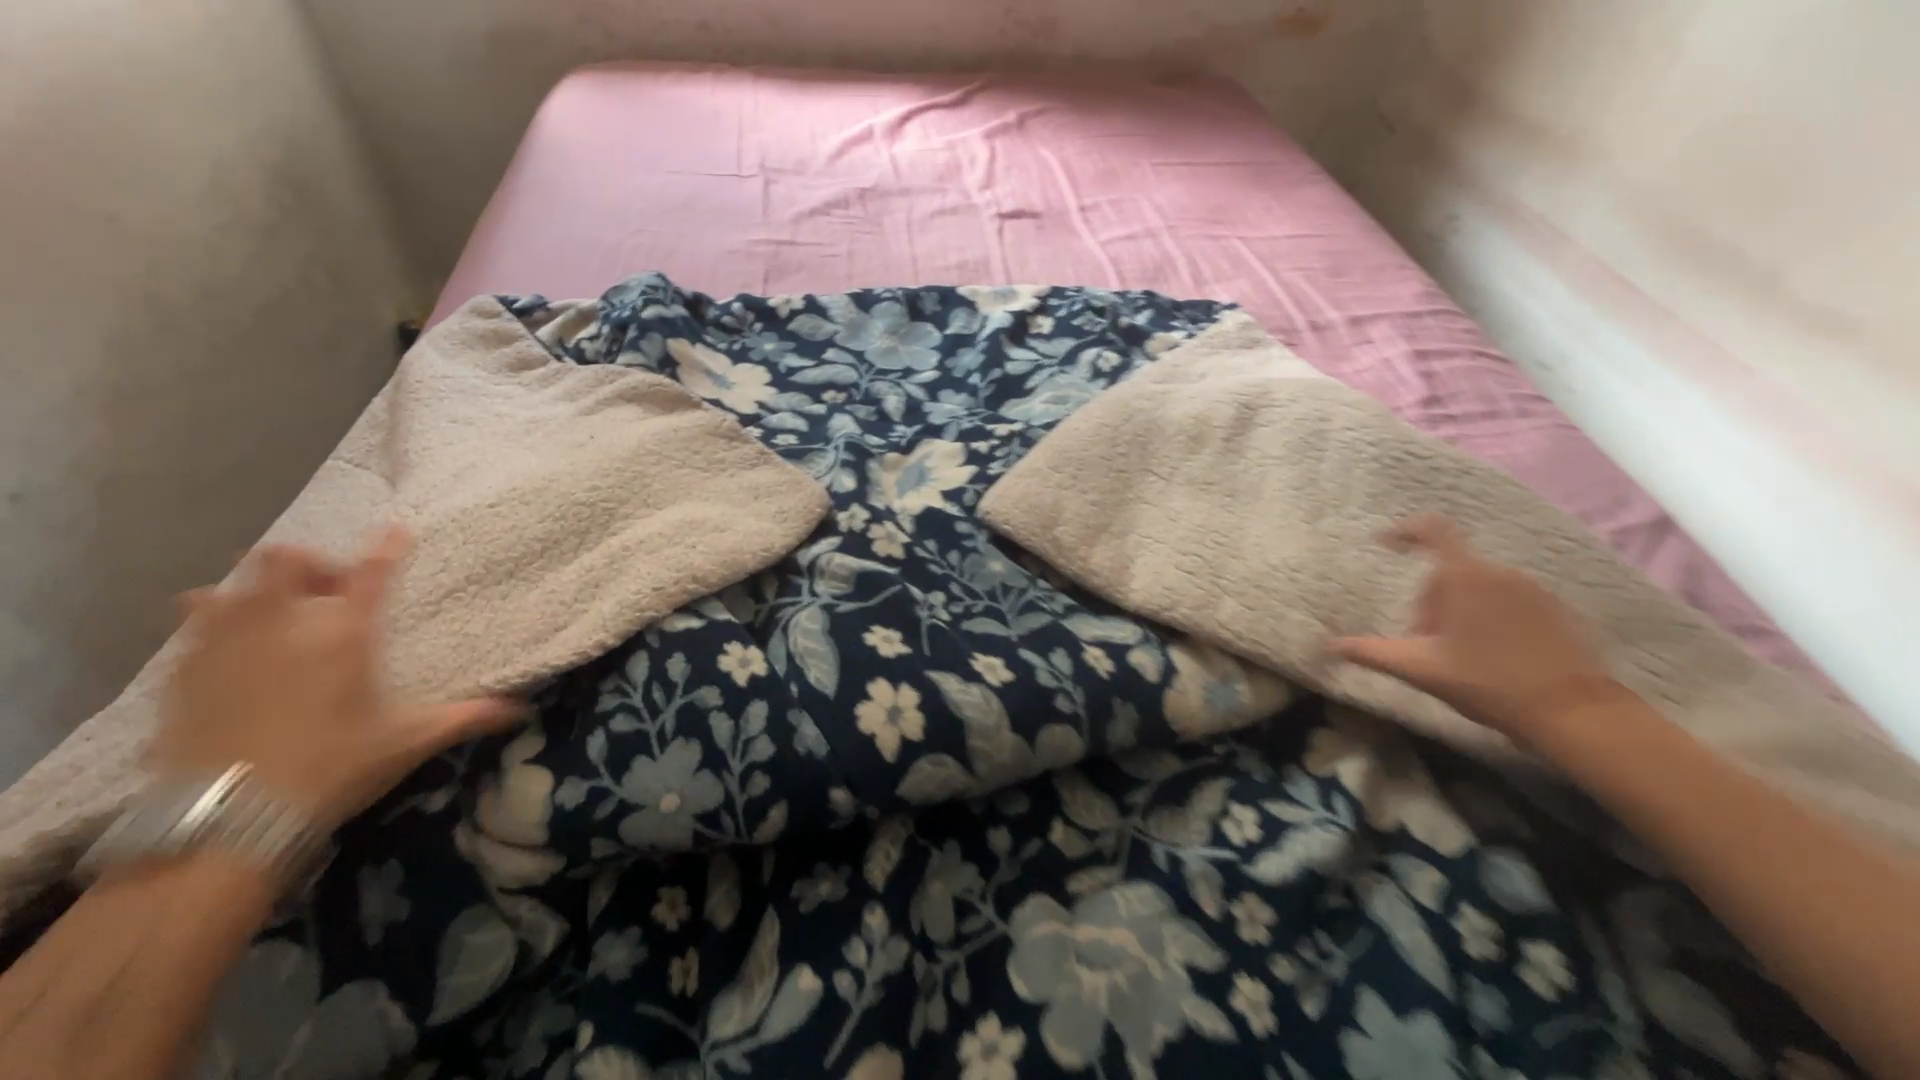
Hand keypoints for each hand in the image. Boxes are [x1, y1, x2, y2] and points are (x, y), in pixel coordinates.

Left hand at [153, 527, 523, 831]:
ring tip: (270, 617)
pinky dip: (212, 628)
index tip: (398, 532)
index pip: (372, 573)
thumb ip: (465, 717)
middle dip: (308, 565)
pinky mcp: (181, 673)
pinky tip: (230, 654)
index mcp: (341, 635)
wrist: (230, 819)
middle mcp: (279, 625)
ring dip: (251, 593)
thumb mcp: (407, 742)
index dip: (388, 547)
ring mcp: (223, 645)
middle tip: (327, 591)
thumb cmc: (331, 770)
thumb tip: (520, 708)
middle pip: (284, 559)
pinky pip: (191, 627)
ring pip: (226, 586)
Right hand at [1329, 515, 1621, 747]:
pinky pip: (1509, 600)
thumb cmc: (1487, 684)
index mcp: (1465, 577)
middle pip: (1450, 571)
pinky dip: (1492, 618)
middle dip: (1431, 602)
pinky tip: (1493, 657)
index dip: (1404, 530)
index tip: (1385, 543)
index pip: (1431, 531)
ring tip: (1460, 655)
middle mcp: (1501, 572)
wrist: (1572, 712)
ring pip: (1480, 587)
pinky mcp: (1557, 608)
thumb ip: (1373, 652)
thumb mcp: (1421, 670)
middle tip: (1426, 643)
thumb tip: (1330, 646)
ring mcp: (1534, 588)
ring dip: (1461, 611)